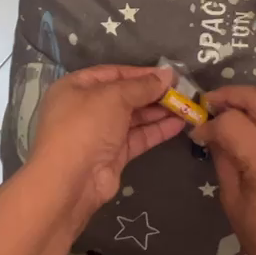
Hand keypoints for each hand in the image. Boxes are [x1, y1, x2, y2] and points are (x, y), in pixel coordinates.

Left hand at [27, 65, 183, 227]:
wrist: (70, 181)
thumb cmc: (85, 126)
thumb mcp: (113, 97)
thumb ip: (142, 86)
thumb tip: (167, 74)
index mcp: (76, 88)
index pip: (112, 73)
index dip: (140, 73)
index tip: (168, 74)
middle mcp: (86, 108)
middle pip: (124, 96)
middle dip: (152, 93)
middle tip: (181, 91)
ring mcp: (99, 134)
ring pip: (133, 118)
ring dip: (158, 111)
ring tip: (185, 106)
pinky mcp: (112, 155)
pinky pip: (137, 137)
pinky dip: (157, 130)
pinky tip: (179, 124)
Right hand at [191, 86, 255, 254]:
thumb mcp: (233, 200)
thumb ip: (223, 160)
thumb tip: (211, 133)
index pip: (233, 122)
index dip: (211, 124)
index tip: (199, 133)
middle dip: (232, 95)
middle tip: (212, 103)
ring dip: (253, 102)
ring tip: (231, 110)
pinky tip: (255, 127)